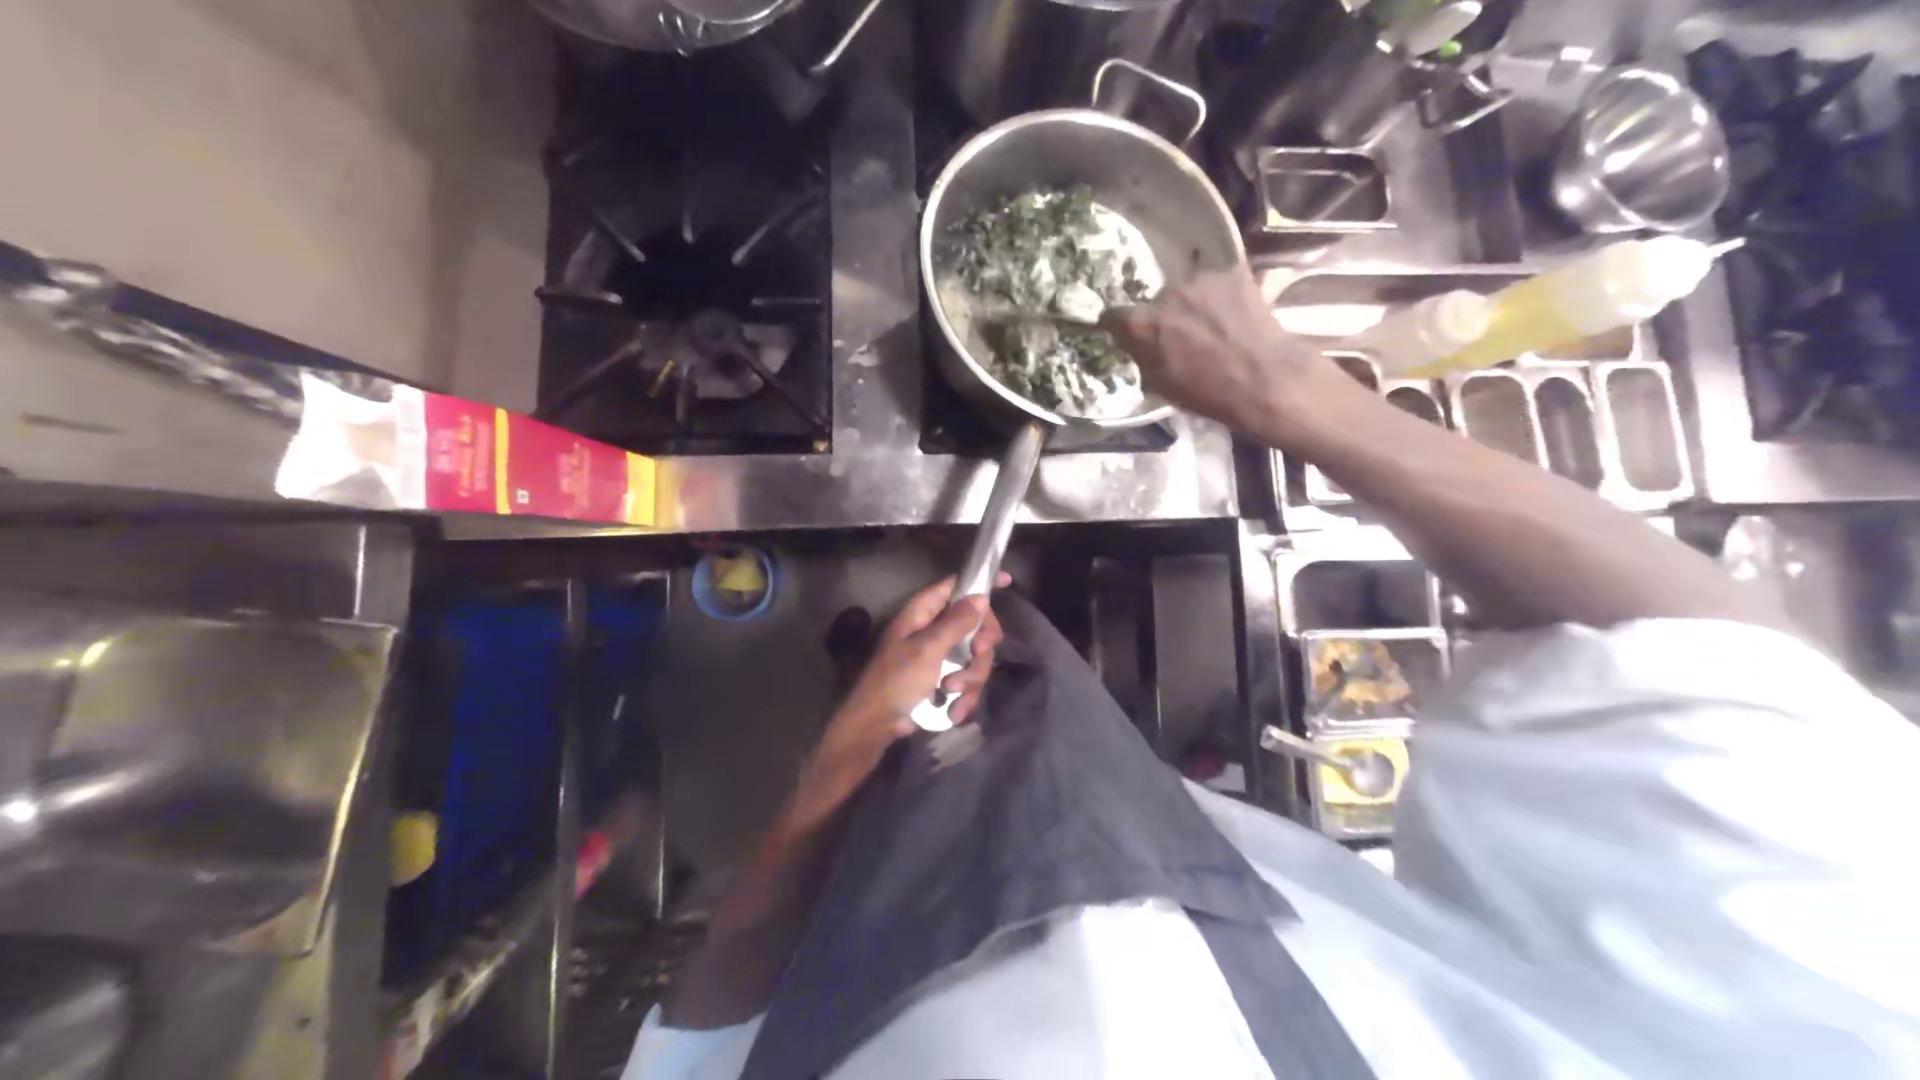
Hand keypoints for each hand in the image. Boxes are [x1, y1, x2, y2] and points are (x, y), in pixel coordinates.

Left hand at [792, 575, 1006, 818]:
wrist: (878, 724)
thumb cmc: (896, 680)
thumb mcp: (927, 649)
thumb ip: (956, 623)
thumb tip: (981, 597)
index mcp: (924, 612)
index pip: (955, 585)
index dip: (981, 582)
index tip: (1008, 581)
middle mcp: (934, 629)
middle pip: (975, 624)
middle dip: (980, 645)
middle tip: (978, 654)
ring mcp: (940, 655)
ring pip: (975, 656)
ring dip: (971, 676)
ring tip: (952, 690)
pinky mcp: (944, 678)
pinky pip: (968, 679)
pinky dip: (965, 696)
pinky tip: (955, 711)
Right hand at [1103, 268, 1329, 435]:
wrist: (1264, 379)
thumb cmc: (1206, 392)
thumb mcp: (1159, 383)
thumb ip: (1142, 355)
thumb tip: (1137, 344)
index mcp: (1141, 324)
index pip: (1112, 316)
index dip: (1118, 325)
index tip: (1125, 333)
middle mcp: (1165, 292)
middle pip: (1156, 300)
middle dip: (1163, 314)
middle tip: (1181, 334)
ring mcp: (1201, 279)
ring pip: (1188, 289)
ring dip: (1192, 303)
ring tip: (1212, 323)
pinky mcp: (1233, 272)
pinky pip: (1218, 281)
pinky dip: (1221, 294)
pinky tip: (1233, 312)